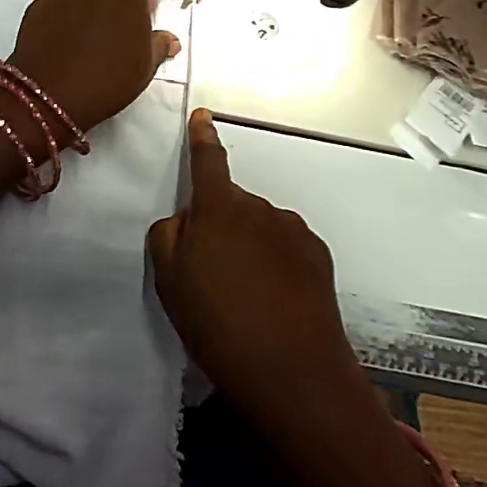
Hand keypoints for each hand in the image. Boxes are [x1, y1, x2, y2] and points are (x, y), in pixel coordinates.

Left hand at [6, 0, 180, 131]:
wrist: (51, 94)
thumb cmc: (101, 79)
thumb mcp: (144, 67)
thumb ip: (158, 45)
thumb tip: (166, 41)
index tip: (146, 6)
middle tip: (121, 22)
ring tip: (94, 28)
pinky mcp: (40, 5)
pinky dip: (65, 10)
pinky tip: (69, 36)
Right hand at [150, 110, 455, 486]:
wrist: (292, 371)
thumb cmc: (217, 324)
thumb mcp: (170, 282)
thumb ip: (168, 236)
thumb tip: (185, 218)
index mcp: (220, 209)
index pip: (208, 161)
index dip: (202, 137)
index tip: (203, 115)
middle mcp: (260, 207)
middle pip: (232, 205)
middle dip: (220, 225)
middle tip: (212, 274)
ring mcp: (293, 229)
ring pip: (260, 227)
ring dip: (249, 246)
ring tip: (246, 296)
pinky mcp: (318, 254)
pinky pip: (286, 246)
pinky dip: (276, 262)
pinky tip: (274, 300)